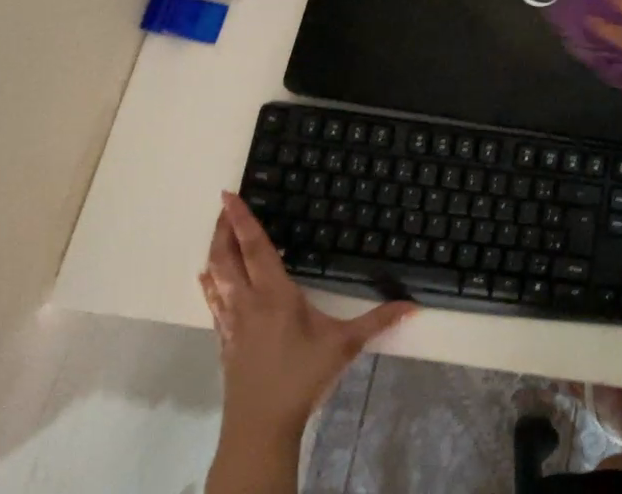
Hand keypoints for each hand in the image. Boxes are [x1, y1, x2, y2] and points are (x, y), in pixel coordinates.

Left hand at [200, 192, 415, 439]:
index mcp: (275, 295)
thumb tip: (414, 303)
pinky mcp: (225, 340)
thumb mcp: (345, 346)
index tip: (228, 197)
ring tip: (216, 232)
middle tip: (223, 206)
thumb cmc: (302, 378)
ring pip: (215, 277)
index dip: (243, 221)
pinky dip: (210, 283)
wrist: (261, 424)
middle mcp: (247, 302)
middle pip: (225, 258)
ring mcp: (231, 322)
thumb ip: (378, 320)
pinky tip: (208, 279)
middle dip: (222, 229)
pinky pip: (212, 301)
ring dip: (214, 251)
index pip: (256, 249)